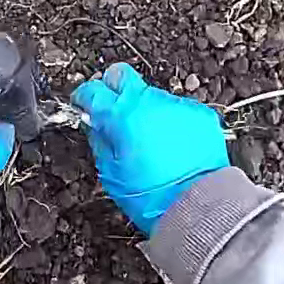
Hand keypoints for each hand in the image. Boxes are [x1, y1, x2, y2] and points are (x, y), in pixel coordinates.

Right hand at [73, 63, 227, 233]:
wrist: (199, 207)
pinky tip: (171, 145)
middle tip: (113, 112)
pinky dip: (170, 121)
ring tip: (149, 142)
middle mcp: (149, 102)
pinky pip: (176, 109)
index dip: (85, 97)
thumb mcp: (111, 172)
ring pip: (151, 95)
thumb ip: (99, 139)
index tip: (84, 104)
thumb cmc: (153, 197)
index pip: (94, 90)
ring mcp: (176, 105)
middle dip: (113, 89)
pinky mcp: (199, 113)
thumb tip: (94, 122)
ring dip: (145, 111)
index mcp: (122, 116)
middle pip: (122, 76)